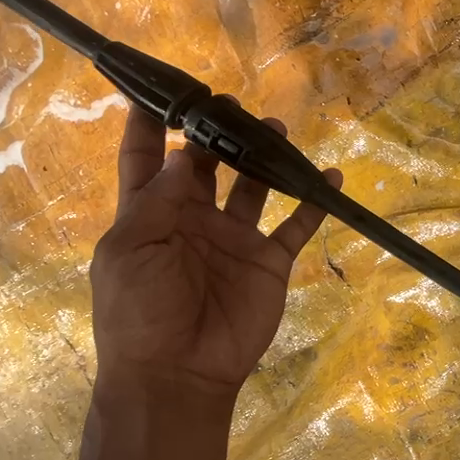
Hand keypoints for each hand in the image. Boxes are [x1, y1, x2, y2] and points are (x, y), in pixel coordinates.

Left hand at [91, 108, 339, 396]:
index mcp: (150, 214)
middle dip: (217, 133)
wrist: (179, 369)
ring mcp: (236, 239)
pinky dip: (313, 201)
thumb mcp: (131, 250)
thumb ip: (159, 201)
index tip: (157, 90)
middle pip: (208, 165)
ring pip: (255, 187)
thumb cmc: (139, 310)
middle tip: (233, 106)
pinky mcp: (270, 261)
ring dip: (264, 159)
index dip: (149, 126)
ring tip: (278, 131)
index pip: (147, 160)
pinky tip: (328, 178)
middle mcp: (194, 219)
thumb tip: (187, 155)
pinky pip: (297, 224)